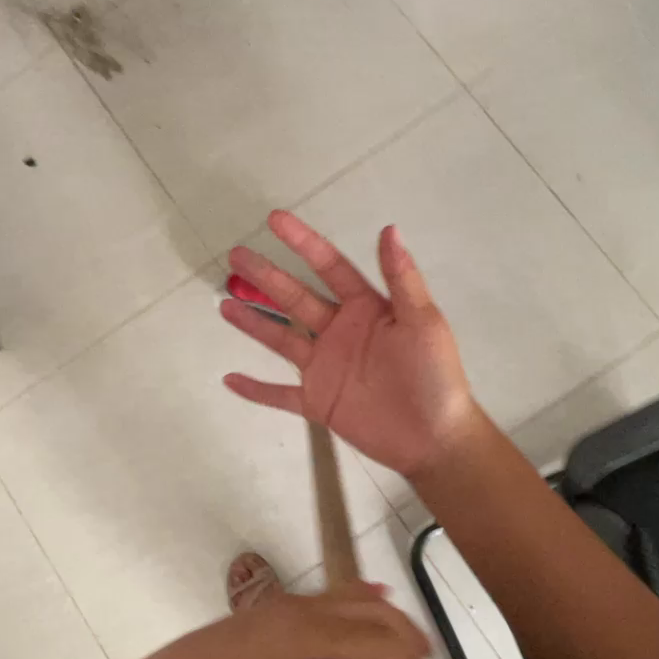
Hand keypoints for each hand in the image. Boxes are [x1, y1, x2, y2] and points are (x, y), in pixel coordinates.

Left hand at [93, 585, 429, 658]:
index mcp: (302, 633)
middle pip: (378, 612)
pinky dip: (363, 613)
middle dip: (408, 652)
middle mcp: (299, 607)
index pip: (381, 643)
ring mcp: (285, 604)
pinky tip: (374, 628)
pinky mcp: (274, 611)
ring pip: (357, 600)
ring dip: (388, 631)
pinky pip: (333, 600)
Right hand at [221, 211, 483, 477]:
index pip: (329, 267)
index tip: (274, 220)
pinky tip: (229, 379)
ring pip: (281, 339)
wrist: (433, 438)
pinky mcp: (318, 402)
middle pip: (296, 298)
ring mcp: (325, 367)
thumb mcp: (423, 321)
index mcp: (366, 309)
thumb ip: (402, 278)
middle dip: (265, 276)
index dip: (303, 243)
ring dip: (253, 323)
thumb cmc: (434, 376)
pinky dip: (255, 389)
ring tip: (224, 304)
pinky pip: (279, 395)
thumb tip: (389, 228)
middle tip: (235, 256)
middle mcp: (340, 332)